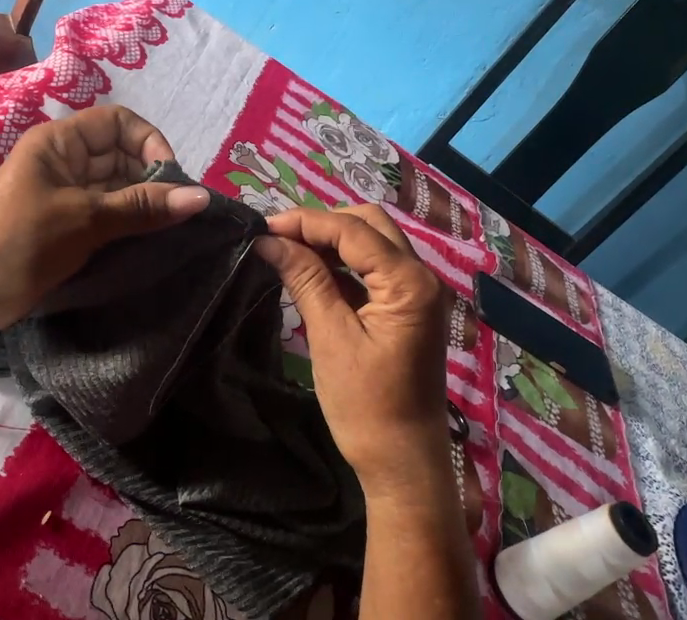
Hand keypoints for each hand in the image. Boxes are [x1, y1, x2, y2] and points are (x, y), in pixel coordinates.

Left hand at [0, 105, 210, 364]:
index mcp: (59, 142)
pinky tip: (149, 241)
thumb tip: (203, 197)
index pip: (118, 122)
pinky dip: (128, 222)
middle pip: (121, 154)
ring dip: (143, 203)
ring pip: (116, 186)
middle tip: (179, 211)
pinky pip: (106, 213)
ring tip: (171, 228)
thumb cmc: (21, 243)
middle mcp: (63, 161)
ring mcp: (63, 194)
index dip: (149, 142)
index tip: (172, 179)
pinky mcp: (64, 226)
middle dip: (152, 177)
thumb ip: (143, 206)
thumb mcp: (86, 220)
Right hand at [254, 205, 452, 503]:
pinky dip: (344, 262)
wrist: (402, 464)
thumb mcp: (329, 337)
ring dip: (332, 240)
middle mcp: (423, 277)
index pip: (353, 230)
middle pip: (369, 224)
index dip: (306, 222)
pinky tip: (312, 269)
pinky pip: (375, 268)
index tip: (263, 226)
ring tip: (287, 248)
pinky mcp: (409, 308)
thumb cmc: (366, 406)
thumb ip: (305, 279)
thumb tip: (269, 239)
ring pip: (374, 242)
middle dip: (322, 224)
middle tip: (277, 236)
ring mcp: (419, 293)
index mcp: (409, 283)